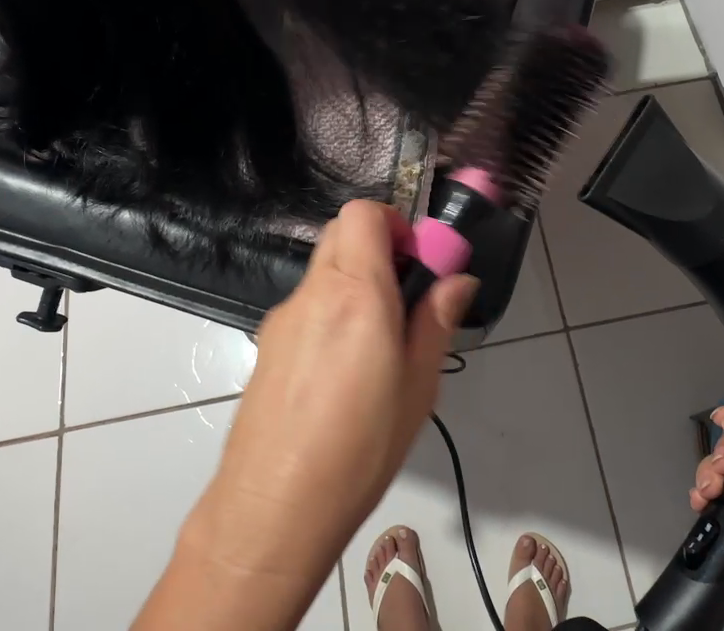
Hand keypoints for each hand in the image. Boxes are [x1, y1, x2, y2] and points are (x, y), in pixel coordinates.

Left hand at [182, 200, 476, 586]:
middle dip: (379, 248)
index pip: (364, 214)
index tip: (421, 263)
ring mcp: (282, 319)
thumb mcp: (417, 386)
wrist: (272, 509)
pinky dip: (331, 313)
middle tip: (408, 297)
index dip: (397, 224)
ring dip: (356, 282)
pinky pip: (307, 308)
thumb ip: (436, 321)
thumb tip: (458, 278)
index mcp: (356, 291)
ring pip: (323, 272)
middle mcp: (313, 292)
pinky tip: (343, 374)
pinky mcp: (266, 346)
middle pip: (341, 234)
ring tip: (380, 347)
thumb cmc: (360, 447)